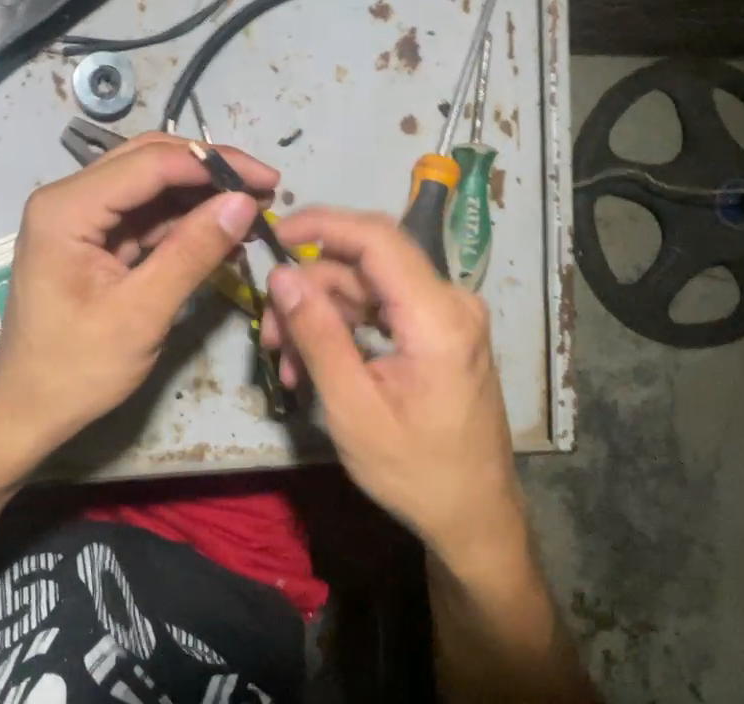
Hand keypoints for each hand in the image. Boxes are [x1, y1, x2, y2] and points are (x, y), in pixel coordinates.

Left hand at [0, 133, 276, 462]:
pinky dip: (183, 221)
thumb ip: (191, 252)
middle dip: (210, 173)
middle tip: (267, 190)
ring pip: (150, 186)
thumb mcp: (141, 313)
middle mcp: (68, 198)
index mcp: (66, 208)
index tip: (269, 180)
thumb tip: (244, 202)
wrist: (28, 409)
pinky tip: (222, 233)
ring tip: (254, 212)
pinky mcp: (91, 238)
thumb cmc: (76, 368)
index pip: (149, 163)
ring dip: (200, 196)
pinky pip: (143, 215)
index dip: (214, 165)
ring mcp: (78, 217)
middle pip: (148, 162)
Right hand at [260, 208, 527, 570]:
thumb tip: (281, 274)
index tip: (272, 234)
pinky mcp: (438, 331)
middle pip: (362, 265)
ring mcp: (447, 316)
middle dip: (307, 290)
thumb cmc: (416, 471)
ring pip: (364, 287)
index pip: (376, 238)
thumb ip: (318, 335)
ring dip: (319, 315)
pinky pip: (379, 309)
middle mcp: (450, 302)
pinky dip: (342, 328)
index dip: (321, 224)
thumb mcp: (353, 408)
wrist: (474, 518)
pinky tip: (312, 362)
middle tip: (269, 334)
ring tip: (286, 362)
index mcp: (438, 317)